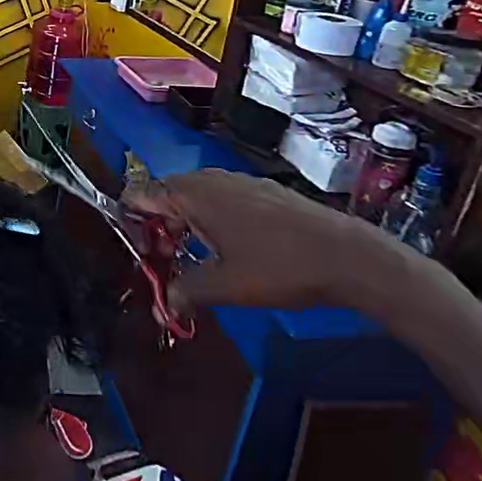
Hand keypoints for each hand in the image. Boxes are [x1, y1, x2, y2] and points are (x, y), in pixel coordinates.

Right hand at [123, 169, 412, 313]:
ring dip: (185, 225)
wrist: (349, 256)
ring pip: (193, 198)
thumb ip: (186, 290)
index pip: (137, 194)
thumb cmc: (278, 266)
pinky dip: (212, 220)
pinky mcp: (260, 189)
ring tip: (200, 259)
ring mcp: (236, 181)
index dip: (132, 223)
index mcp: (189, 193)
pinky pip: (219, 199)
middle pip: (163, 196)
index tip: (145, 253)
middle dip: (159, 228)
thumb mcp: (225, 286)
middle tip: (170, 262)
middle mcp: (206, 178)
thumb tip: (169, 302)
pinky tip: (234, 249)